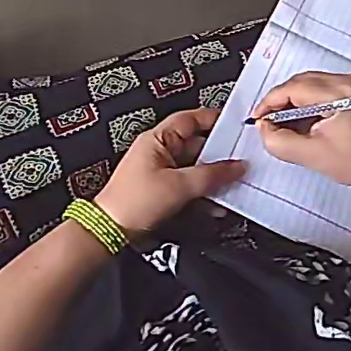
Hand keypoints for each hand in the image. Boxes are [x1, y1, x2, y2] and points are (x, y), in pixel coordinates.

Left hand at [94, 108, 246, 236]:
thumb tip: (236, 167)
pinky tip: (217, 202)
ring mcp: (161, 171)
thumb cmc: (132, 202)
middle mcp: (159, 152)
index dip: (213, 120)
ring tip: (233, 183)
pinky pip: (190, 185)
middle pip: (197, 145)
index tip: (235, 125)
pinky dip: (203, 191)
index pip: (190, 119)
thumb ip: (211, 175)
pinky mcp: (163, 190)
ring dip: (213, 177)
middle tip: (240, 160)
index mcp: (157, 139)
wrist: (110, 231)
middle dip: (219, 155)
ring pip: (196, 167)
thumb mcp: (179, 186)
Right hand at [252, 72, 350, 190]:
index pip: (292, 88)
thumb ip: (279, 141)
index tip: (258, 117)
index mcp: (340, 93)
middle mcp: (348, 82)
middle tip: (267, 123)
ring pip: (307, 85)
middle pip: (299, 83)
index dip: (269, 103)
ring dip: (291, 102)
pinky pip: (319, 89)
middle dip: (279, 102)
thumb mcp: (312, 156)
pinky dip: (305, 102)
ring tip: (284, 125)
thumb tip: (263, 127)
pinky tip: (301, 122)